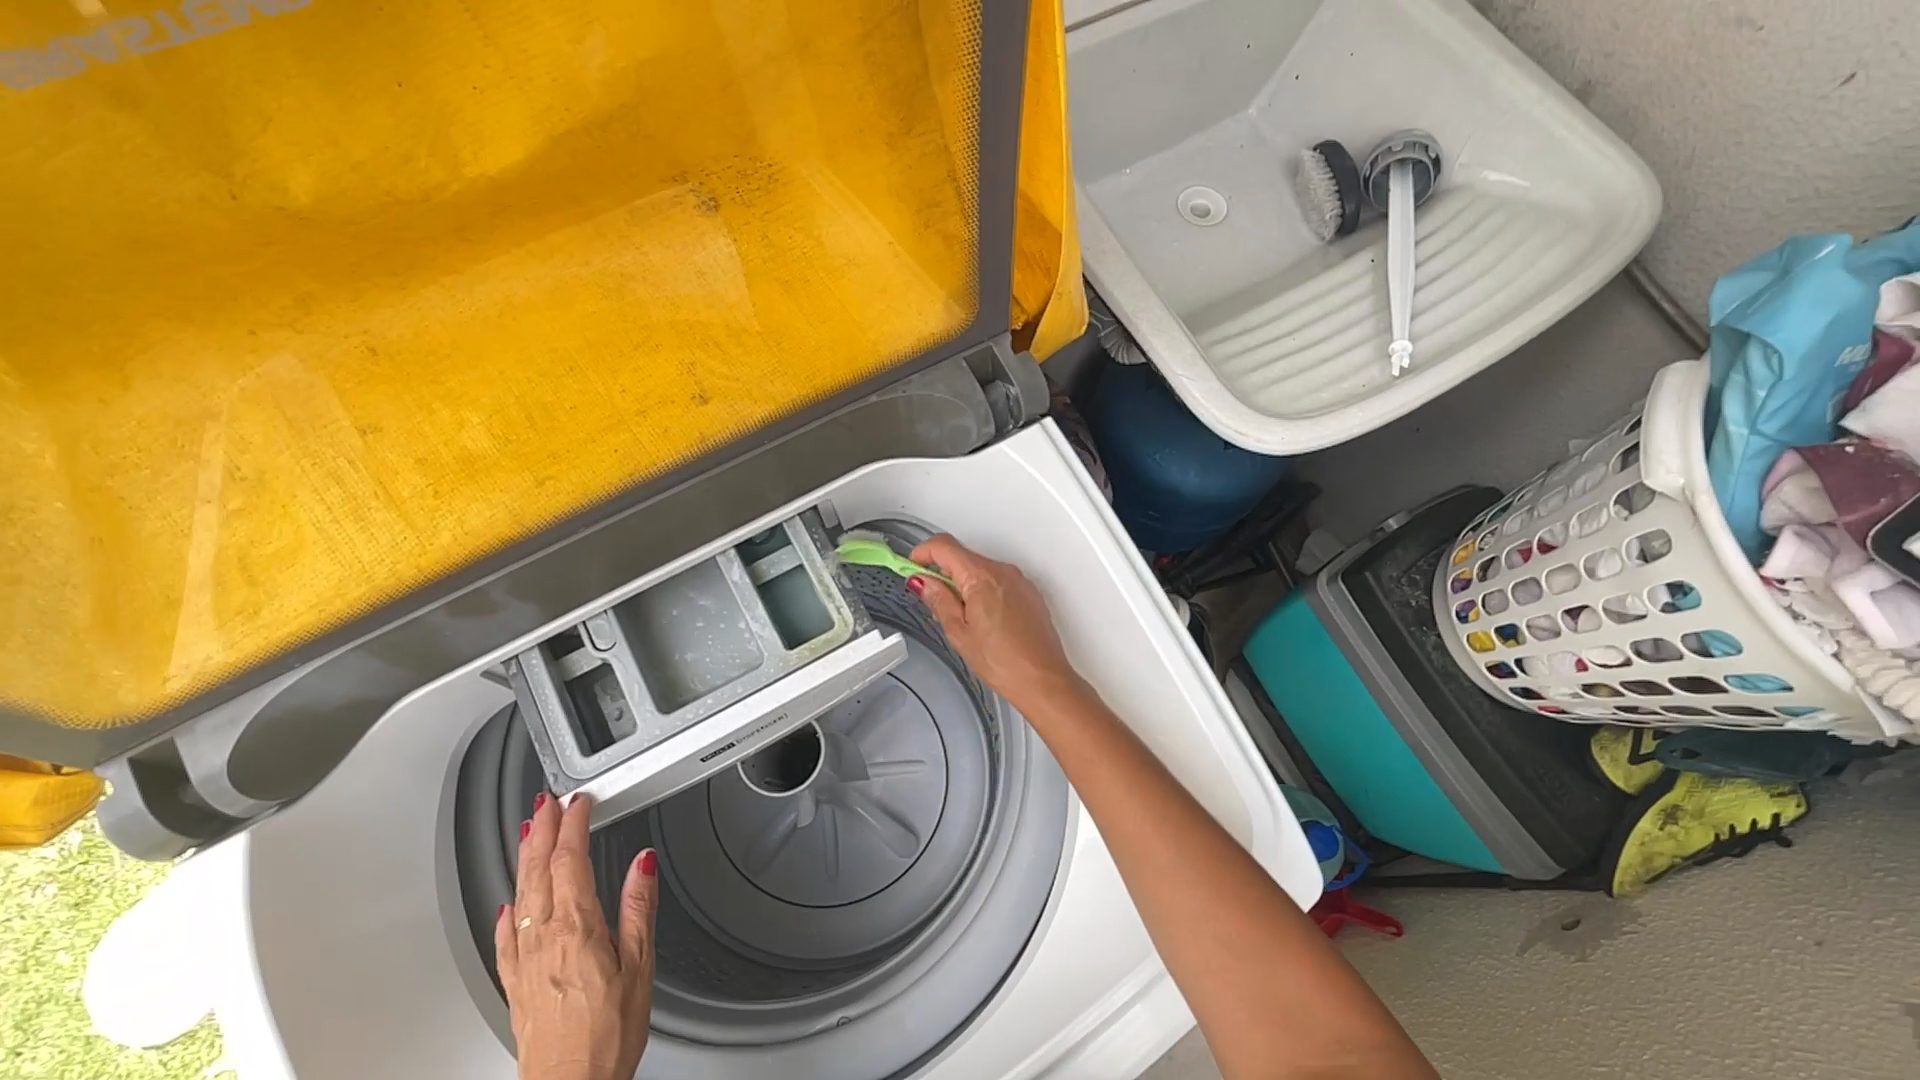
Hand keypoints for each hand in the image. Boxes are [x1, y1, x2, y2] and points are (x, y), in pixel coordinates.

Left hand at [496, 793, 656, 1079]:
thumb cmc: (606, 1037)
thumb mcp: (640, 967)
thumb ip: (638, 908)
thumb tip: (642, 863)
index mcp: (576, 929)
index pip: (571, 860)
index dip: (573, 825)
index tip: (579, 801)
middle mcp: (543, 940)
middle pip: (538, 870)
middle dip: (542, 830)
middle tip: (545, 802)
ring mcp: (524, 962)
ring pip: (519, 895)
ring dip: (524, 858)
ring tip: (528, 833)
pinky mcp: (516, 985)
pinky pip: (506, 937)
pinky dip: (508, 912)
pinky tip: (508, 905)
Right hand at [910, 534, 1085, 710]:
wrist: (1043, 678)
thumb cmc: (1006, 662)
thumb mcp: (959, 632)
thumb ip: (939, 600)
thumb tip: (923, 582)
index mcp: (982, 577)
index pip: (944, 546)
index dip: (922, 552)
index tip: (911, 564)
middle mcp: (1004, 571)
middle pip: (963, 556)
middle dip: (942, 571)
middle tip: (929, 595)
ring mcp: (1019, 580)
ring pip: (982, 568)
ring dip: (964, 583)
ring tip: (960, 616)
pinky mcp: (1029, 592)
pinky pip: (999, 580)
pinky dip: (984, 590)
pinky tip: (981, 618)